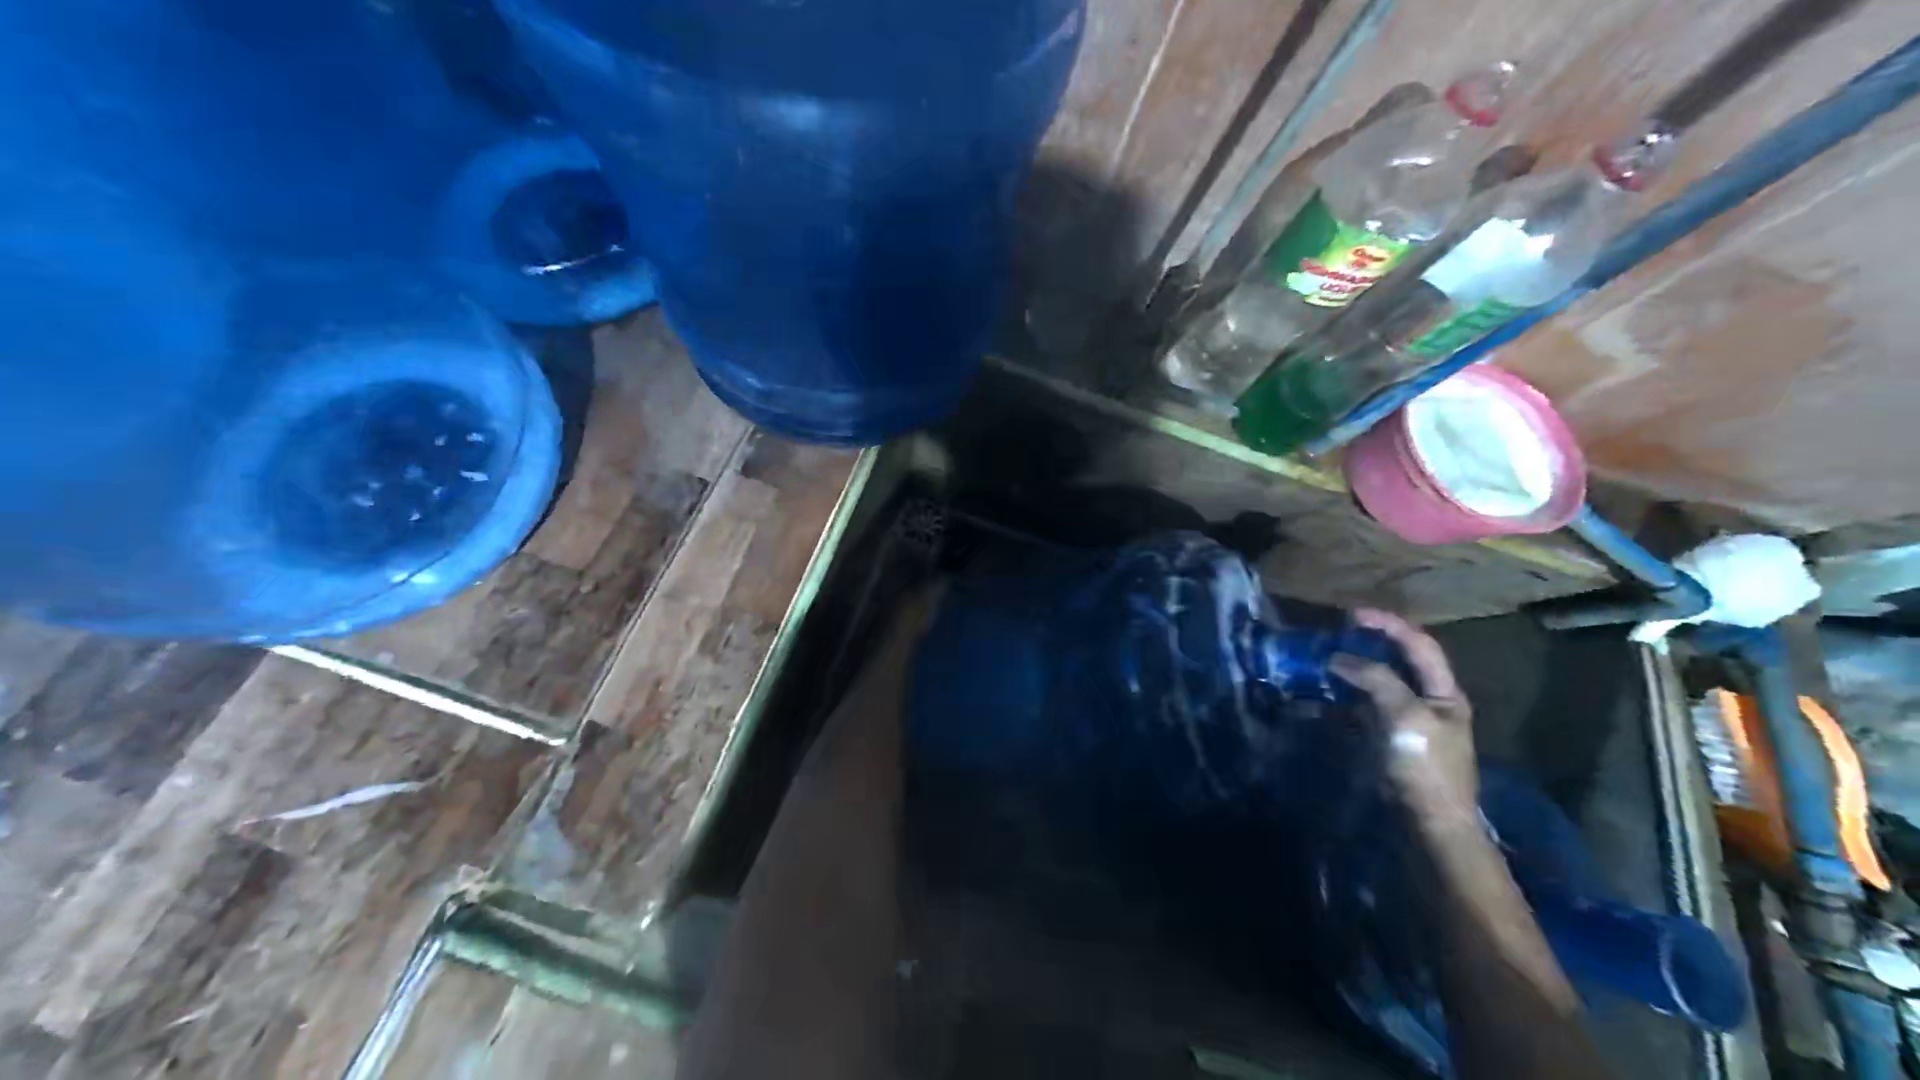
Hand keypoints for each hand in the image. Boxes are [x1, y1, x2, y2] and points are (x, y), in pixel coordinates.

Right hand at [1330, 609, 1478, 832]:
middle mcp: (1429, 701)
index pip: (1419, 645)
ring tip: (1325, 657)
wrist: (1429, 823)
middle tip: (1336, 632)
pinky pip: (1365, 705)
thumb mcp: (1405, 716)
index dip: (1389, 625)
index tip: (1352, 614)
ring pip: (1380, 682)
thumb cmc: (1426, 767)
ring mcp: (1408, 721)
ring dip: (1355, 666)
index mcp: (1444, 693)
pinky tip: (1326, 691)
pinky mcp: (1389, 738)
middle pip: (1400, 660)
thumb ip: (1376, 680)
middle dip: (1371, 642)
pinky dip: (1346, 693)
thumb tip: (1338, 658)